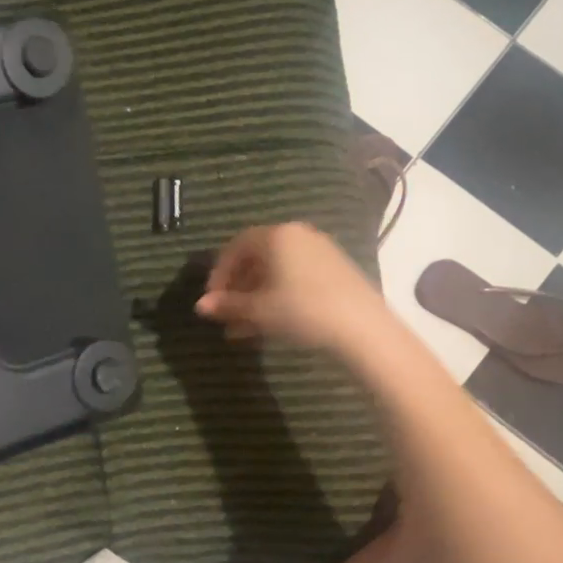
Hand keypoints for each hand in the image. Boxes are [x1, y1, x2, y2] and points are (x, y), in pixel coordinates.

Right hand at [194, 222, 388, 349]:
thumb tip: (200, 306)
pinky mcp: (335, 270)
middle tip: (227, 315)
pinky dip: (278, 296)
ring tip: (245, 327)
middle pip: (256, 258)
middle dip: (237, 288)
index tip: (212, 300)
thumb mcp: (257, 310)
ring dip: (256, 297)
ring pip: (275, 271)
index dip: (218, 273)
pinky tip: (272, 322)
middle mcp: (298, 235)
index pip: (235, 247)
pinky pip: (295, 277)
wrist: (362, 327)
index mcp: (276, 236)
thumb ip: (226, 305)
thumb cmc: (301, 310)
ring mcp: (320, 251)